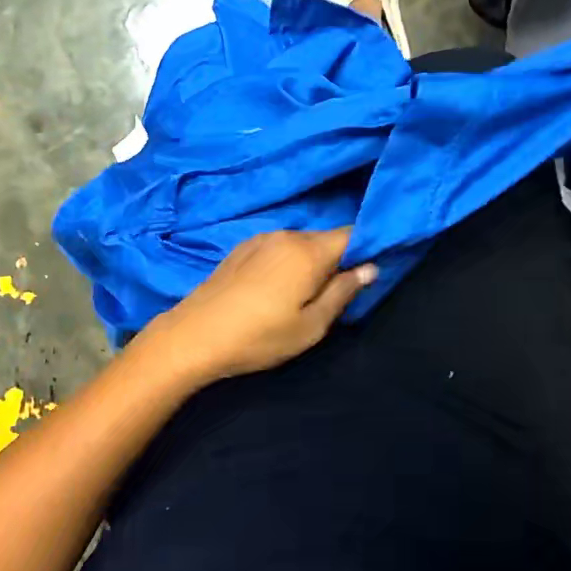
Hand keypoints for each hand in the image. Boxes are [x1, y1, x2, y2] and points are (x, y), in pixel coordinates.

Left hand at [135, 228, 377, 381]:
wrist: (195, 335)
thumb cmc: (259, 336)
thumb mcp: (311, 326)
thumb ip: (343, 292)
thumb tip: (370, 267)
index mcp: (308, 250)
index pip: (351, 234)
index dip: (368, 247)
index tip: (376, 267)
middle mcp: (285, 234)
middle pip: (325, 239)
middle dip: (339, 258)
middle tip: (341, 293)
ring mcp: (260, 239)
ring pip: (300, 244)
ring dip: (311, 262)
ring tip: (307, 295)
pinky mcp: (240, 249)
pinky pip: (278, 248)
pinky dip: (288, 262)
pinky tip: (278, 289)